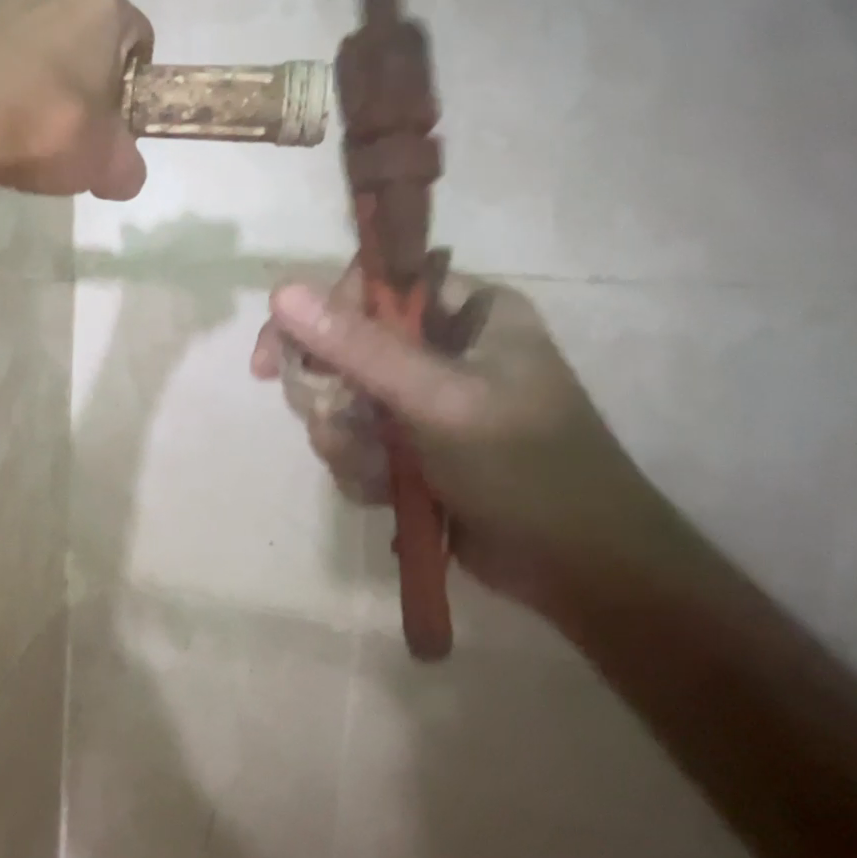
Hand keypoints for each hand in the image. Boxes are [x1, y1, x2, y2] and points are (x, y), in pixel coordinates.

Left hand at [0, 0, 153, 200]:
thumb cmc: (45, 128)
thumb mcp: (105, 162)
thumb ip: (127, 167)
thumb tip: (124, 176)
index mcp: (102, 2)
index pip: (139, 41)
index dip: (133, 87)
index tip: (116, 124)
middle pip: (86, 39)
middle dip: (85, 79)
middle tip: (75, 129)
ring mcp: (2, 2)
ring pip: (40, 45)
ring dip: (42, 79)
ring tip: (28, 129)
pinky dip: (3, 83)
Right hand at [251, 267, 699, 609]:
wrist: (579, 571)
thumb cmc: (525, 469)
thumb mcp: (440, 401)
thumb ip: (359, 348)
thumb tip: (280, 291)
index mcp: (467, 311)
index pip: (369, 286)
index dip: (318, 317)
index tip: (277, 361)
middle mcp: (442, 346)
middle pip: (340, 346)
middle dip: (330, 395)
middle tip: (337, 424)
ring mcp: (424, 400)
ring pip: (339, 401)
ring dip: (345, 441)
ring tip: (380, 473)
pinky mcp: (412, 446)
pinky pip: (353, 443)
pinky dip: (361, 470)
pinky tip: (388, 494)